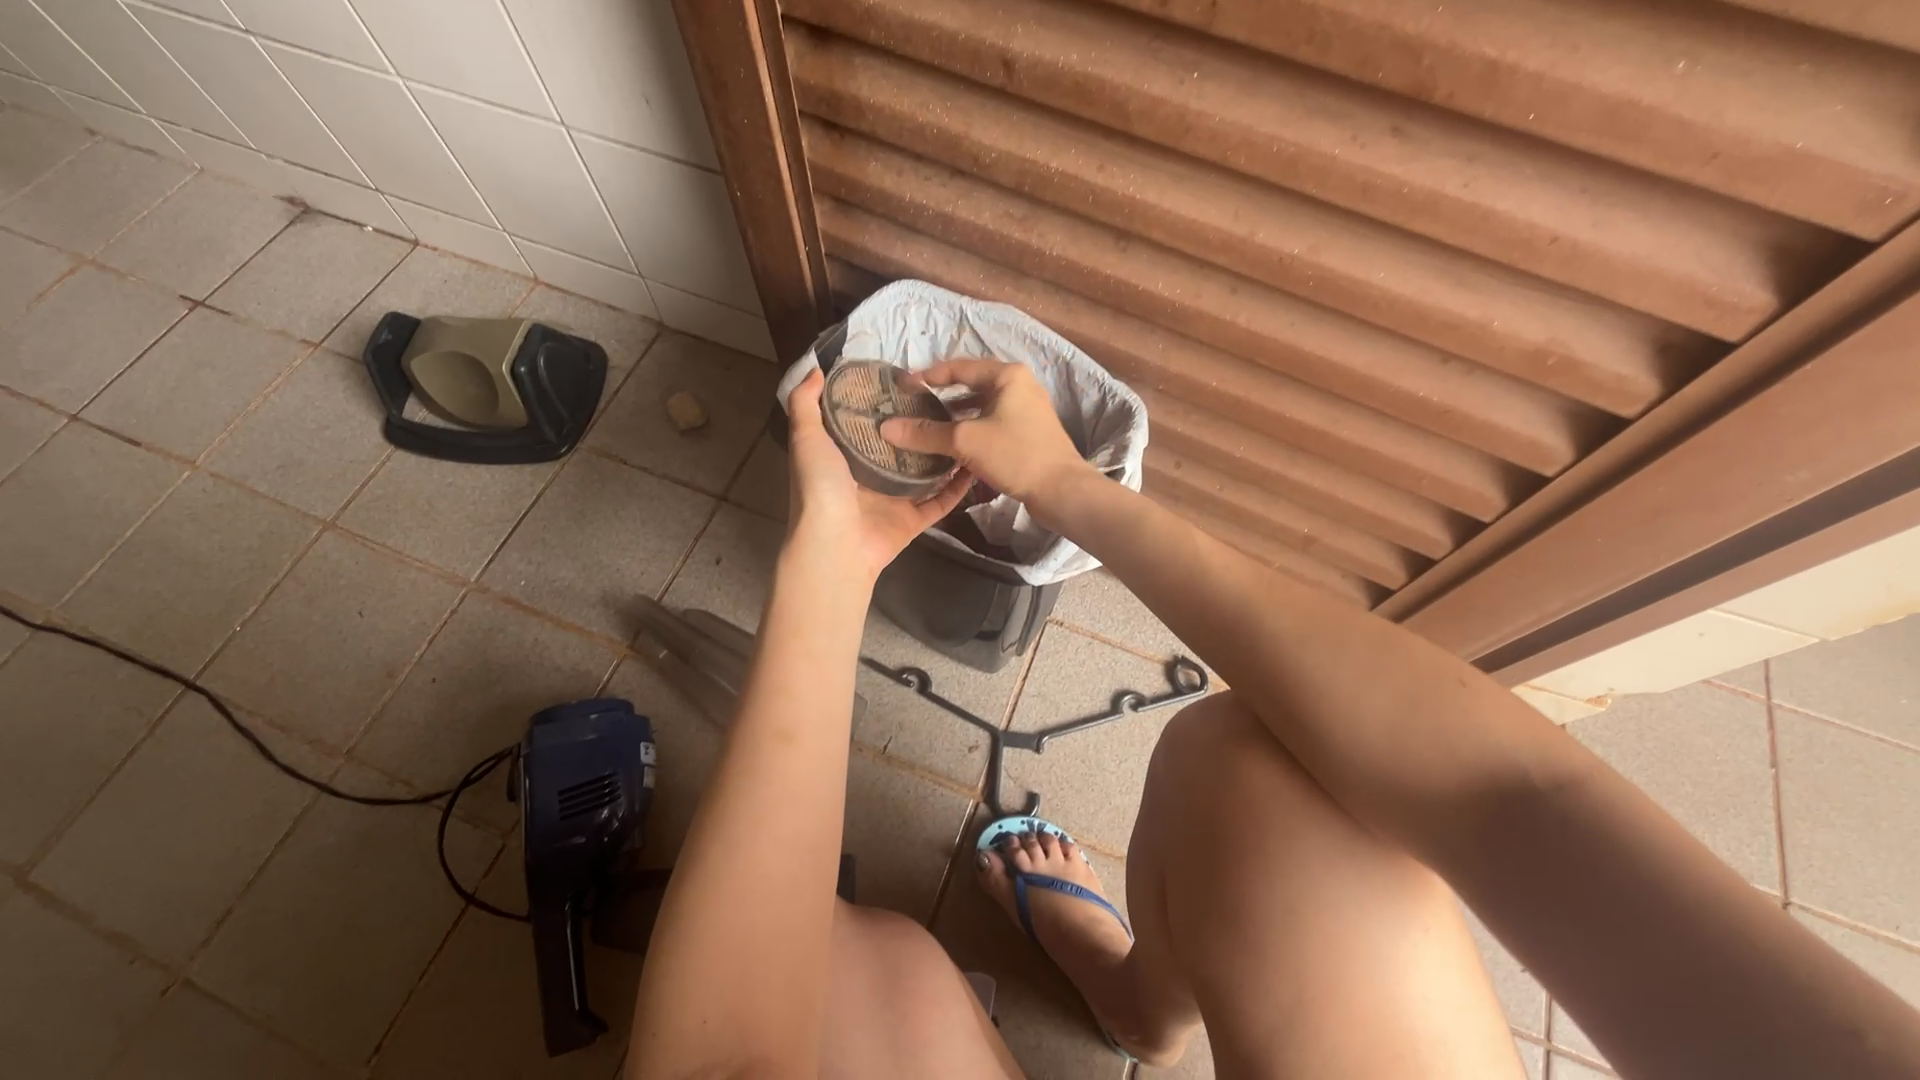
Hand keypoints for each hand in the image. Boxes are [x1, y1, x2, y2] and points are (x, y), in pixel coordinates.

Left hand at [784, 369, 970, 583]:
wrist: (835, 544)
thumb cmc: (820, 487)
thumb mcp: (805, 437)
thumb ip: (805, 403)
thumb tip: (815, 369)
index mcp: (842, 458)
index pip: (866, 426)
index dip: (882, 405)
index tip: (906, 382)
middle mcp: (868, 479)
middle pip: (899, 449)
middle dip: (919, 429)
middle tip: (945, 402)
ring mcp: (892, 501)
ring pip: (924, 475)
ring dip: (943, 456)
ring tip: (965, 428)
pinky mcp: (912, 521)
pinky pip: (940, 502)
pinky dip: (957, 488)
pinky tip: (973, 465)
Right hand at [879, 358, 1091, 506]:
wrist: (1061, 490)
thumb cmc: (1015, 455)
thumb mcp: (965, 441)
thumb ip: (926, 433)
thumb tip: (886, 428)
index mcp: (1007, 375)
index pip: (958, 367)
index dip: (928, 376)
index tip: (903, 386)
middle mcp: (1019, 386)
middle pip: (971, 386)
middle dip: (941, 397)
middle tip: (914, 407)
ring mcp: (1027, 409)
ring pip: (982, 407)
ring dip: (956, 417)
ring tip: (929, 428)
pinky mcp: (1029, 432)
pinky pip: (992, 423)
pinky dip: (972, 430)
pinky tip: (955, 447)